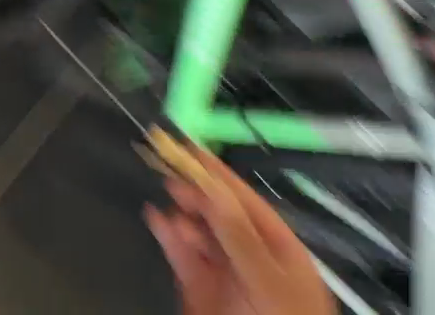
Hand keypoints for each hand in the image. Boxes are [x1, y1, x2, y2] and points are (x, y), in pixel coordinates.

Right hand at [145, 145, 332, 314]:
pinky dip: (167, 235)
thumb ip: (240, 237)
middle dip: (196, 193)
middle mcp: (251, 255)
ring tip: (171, 211)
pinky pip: (181, 253)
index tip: (190, 147)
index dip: (219, 174)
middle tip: (171, 176)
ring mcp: (224, 271)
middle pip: (219, 212)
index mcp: (278, 250)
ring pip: (197, 230)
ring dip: (182, 215)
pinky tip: (156, 221)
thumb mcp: (268, 283)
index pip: (246, 202)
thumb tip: (212, 190)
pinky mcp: (200, 287)